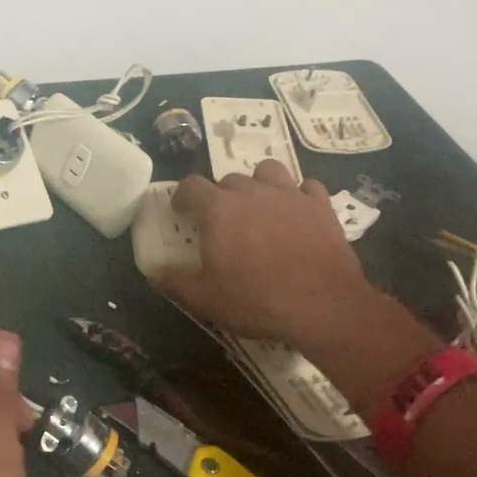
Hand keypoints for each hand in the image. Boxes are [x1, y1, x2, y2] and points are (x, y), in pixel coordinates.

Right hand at [156, 161, 439, 409]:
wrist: (323, 305)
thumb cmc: (256, 299)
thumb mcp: (204, 299)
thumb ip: (174, 281)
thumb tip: (153, 270)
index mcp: (218, 209)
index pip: (191, 185)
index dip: (183, 197)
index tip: (182, 213)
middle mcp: (251, 192)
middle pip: (229, 179)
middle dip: (221, 196)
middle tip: (222, 222)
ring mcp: (289, 195)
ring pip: (268, 171)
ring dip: (259, 184)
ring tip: (259, 207)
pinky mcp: (321, 206)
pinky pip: (307, 187)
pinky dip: (299, 196)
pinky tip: (297, 213)